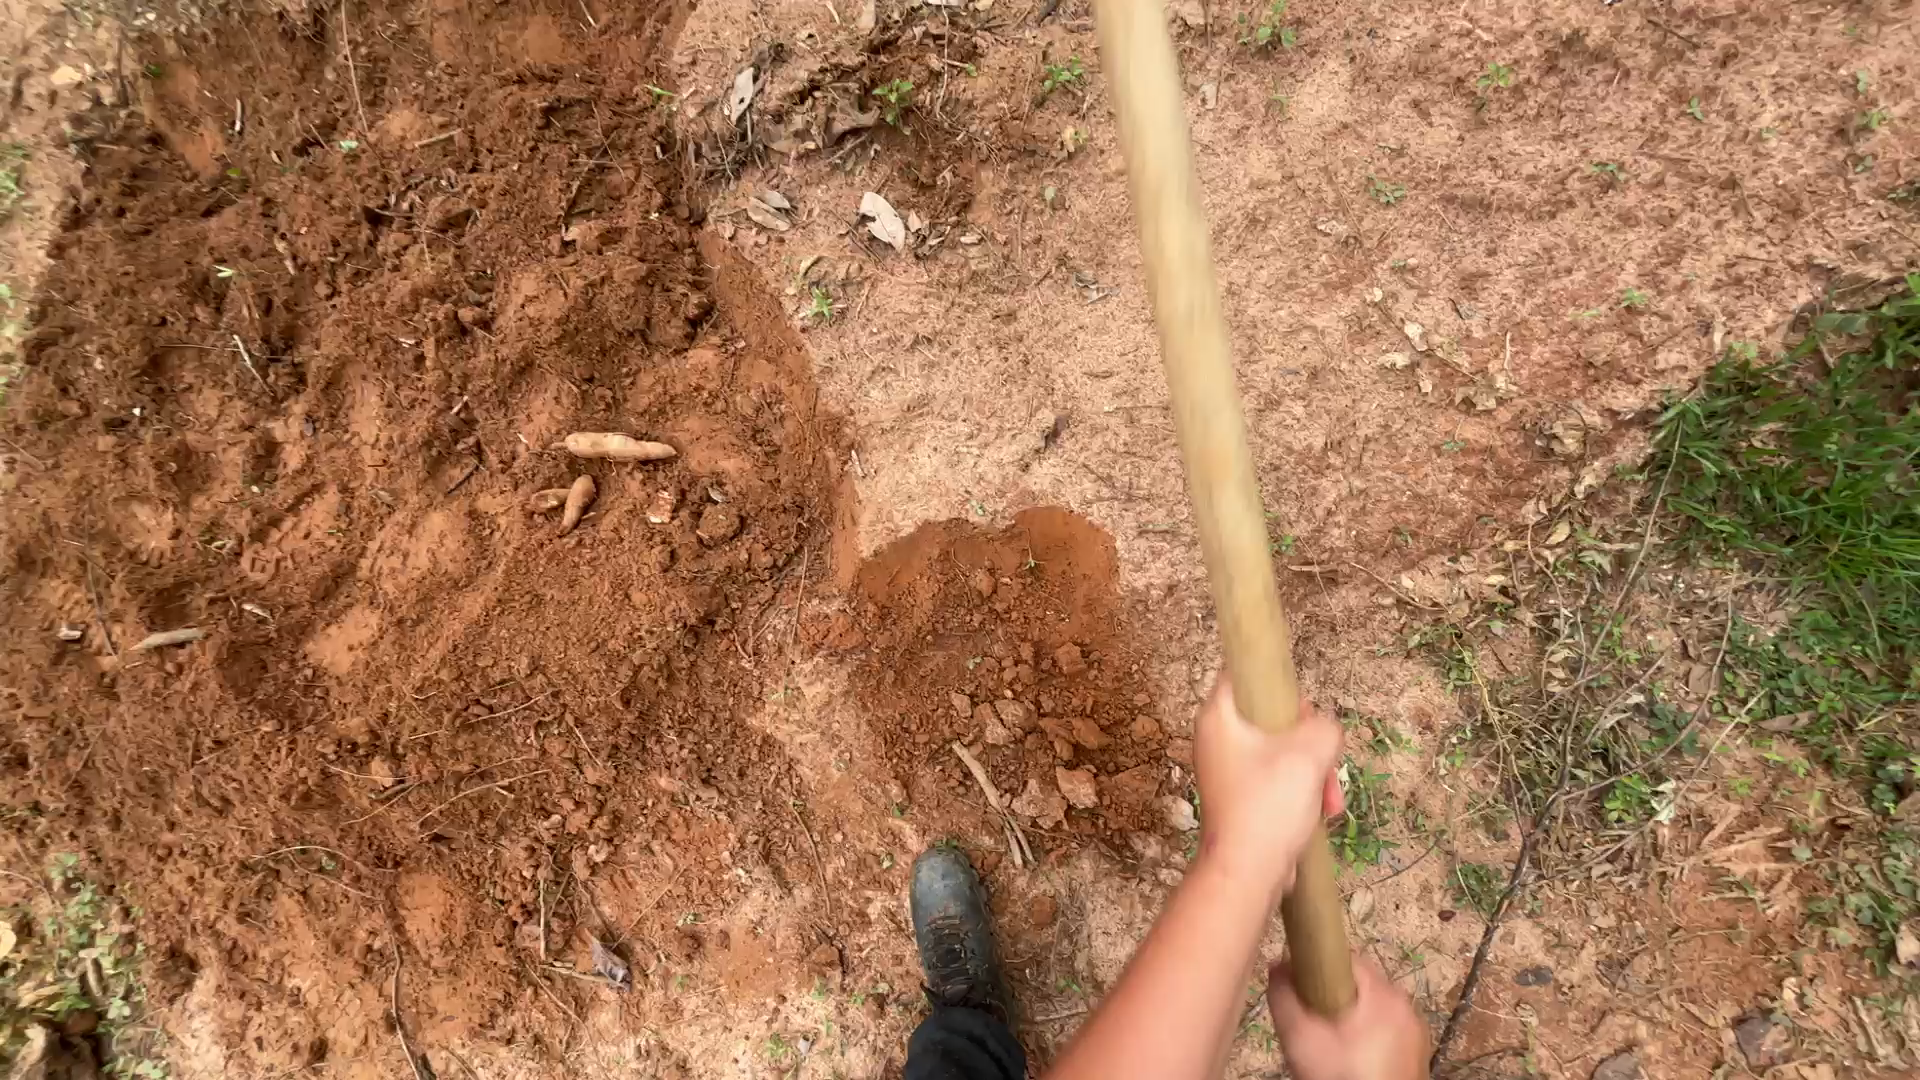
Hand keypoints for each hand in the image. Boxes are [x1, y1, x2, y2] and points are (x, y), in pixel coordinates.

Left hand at [1192, 675, 1342, 898]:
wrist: (1247, 870)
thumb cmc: (1267, 804)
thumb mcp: (1308, 754)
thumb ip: (1324, 727)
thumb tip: (1322, 727)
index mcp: (1218, 716)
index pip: (1241, 674)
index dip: (1276, 682)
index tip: (1302, 705)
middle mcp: (1215, 737)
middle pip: (1269, 718)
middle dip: (1308, 742)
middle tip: (1325, 760)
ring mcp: (1225, 767)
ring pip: (1279, 752)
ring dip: (1311, 771)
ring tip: (1328, 799)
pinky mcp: (1238, 794)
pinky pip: (1275, 778)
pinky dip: (1299, 791)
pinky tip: (1320, 813)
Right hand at [1268, 954, 1427, 1079]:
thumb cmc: (1340, 1078)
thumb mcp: (1299, 1037)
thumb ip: (1283, 994)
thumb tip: (1277, 965)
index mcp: (1386, 995)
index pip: (1342, 958)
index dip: (1315, 968)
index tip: (1300, 991)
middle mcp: (1407, 1008)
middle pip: (1354, 982)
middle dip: (1328, 995)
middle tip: (1310, 1022)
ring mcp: (1415, 1034)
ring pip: (1366, 1006)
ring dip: (1344, 1016)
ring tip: (1326, 1043)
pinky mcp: (1415, 1055)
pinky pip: (1380, 1028)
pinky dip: (1361, 1035)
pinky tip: (1346, 1058)